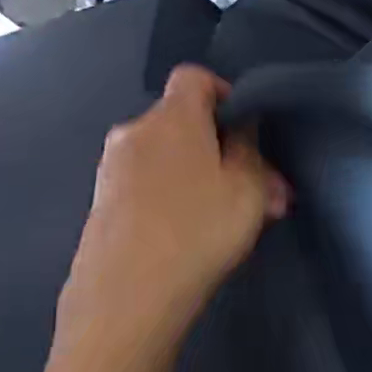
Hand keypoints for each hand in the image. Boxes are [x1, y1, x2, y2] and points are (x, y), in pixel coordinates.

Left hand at [39, 65, 288, 371]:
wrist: (128, 295)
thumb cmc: (199, 230)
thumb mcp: (248, 188)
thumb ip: (250, 148)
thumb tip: (241, 127)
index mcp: (172, 118)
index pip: (195, 77)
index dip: (227, 94)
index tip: (252, 131)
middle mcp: (135, 132)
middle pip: (187, 124)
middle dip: (229, 151)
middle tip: (267, 194)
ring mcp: (113, 168)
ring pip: (173, 157)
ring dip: (210, 177)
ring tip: (241, 219)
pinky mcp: (105, 202)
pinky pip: (153, 183)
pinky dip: (181, 196)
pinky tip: (202, 232)